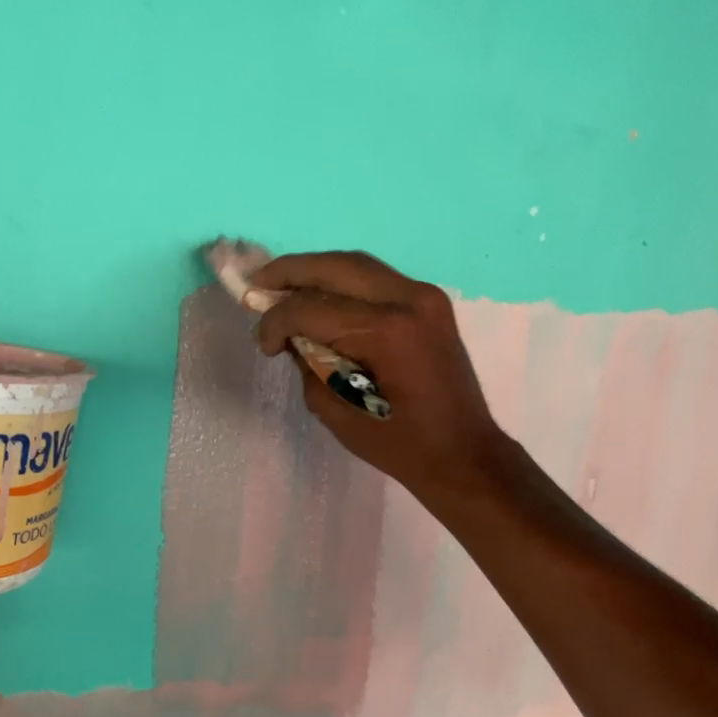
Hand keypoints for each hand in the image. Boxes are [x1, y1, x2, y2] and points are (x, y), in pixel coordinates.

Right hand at [253, 250, 502, 498]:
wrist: (461, 452)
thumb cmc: (398, 444)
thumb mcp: (337, 411)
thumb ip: (309, 364)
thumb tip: (292, 337)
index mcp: (385, 331)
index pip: (311, 308)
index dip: (276, 321)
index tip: (264, 345)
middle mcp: (407, 300)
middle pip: (334, 267)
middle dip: (289, 272)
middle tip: (256, 286)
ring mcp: (424, 296)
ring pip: (355, 265)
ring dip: (315, 272)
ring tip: (280, 286)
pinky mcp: (429, 302)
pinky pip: (375, 279)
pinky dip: (342, 282)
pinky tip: (319, 297)